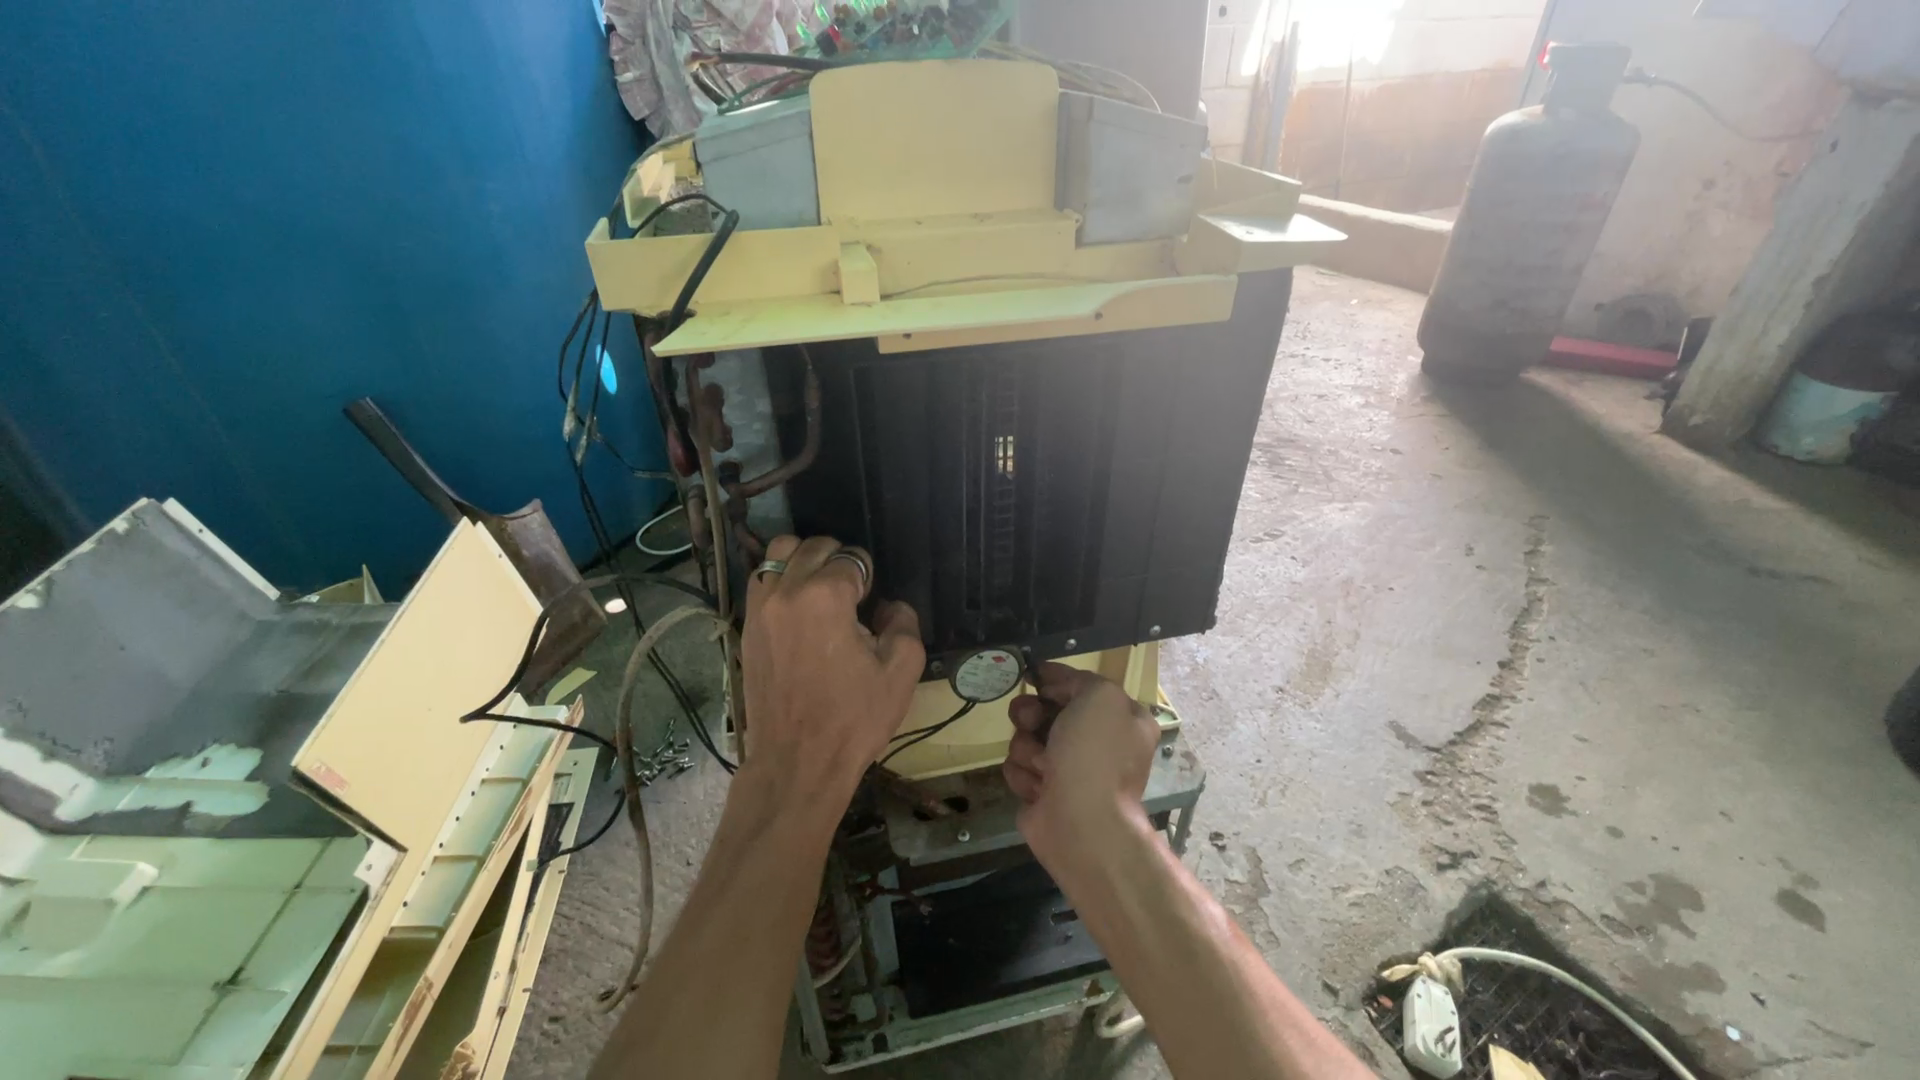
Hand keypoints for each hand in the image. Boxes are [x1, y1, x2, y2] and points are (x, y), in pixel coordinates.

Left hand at [742, 536, 924, 797]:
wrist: (797, 762)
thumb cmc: (853, 719)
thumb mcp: (901, 671)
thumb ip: (903, 624)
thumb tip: (888, 608)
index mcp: (826, 597)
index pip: (851, 559)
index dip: (868, 575)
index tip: (874, 600)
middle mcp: (786, 592)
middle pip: (811, 546)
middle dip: (836, 558)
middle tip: (853, 590)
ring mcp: (760, 610)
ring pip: (777, 554)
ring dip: (802, 560)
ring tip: (821, 589)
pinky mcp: (746, 630)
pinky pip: (761, 583)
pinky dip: (781, 581)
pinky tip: (799, 608)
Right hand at [1003, 662, 1161, 865]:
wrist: (1082, 824)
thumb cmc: (1095, 756)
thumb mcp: (1099, 696)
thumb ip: (1078, 679)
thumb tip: (1053, 683)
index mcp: (1120, 719)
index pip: (1080, 687)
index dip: (1055, 681)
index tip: (1032, 679)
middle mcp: (1097, 744)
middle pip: (1046, 711)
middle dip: (1031, 714)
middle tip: (1029, 721)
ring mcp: (1068, 771)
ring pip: (1026, 740)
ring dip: (1026, 749)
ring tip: (1041, 766)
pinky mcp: (1043, 794)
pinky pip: (1018, 769)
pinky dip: (1023, 776)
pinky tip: (1038, 789)